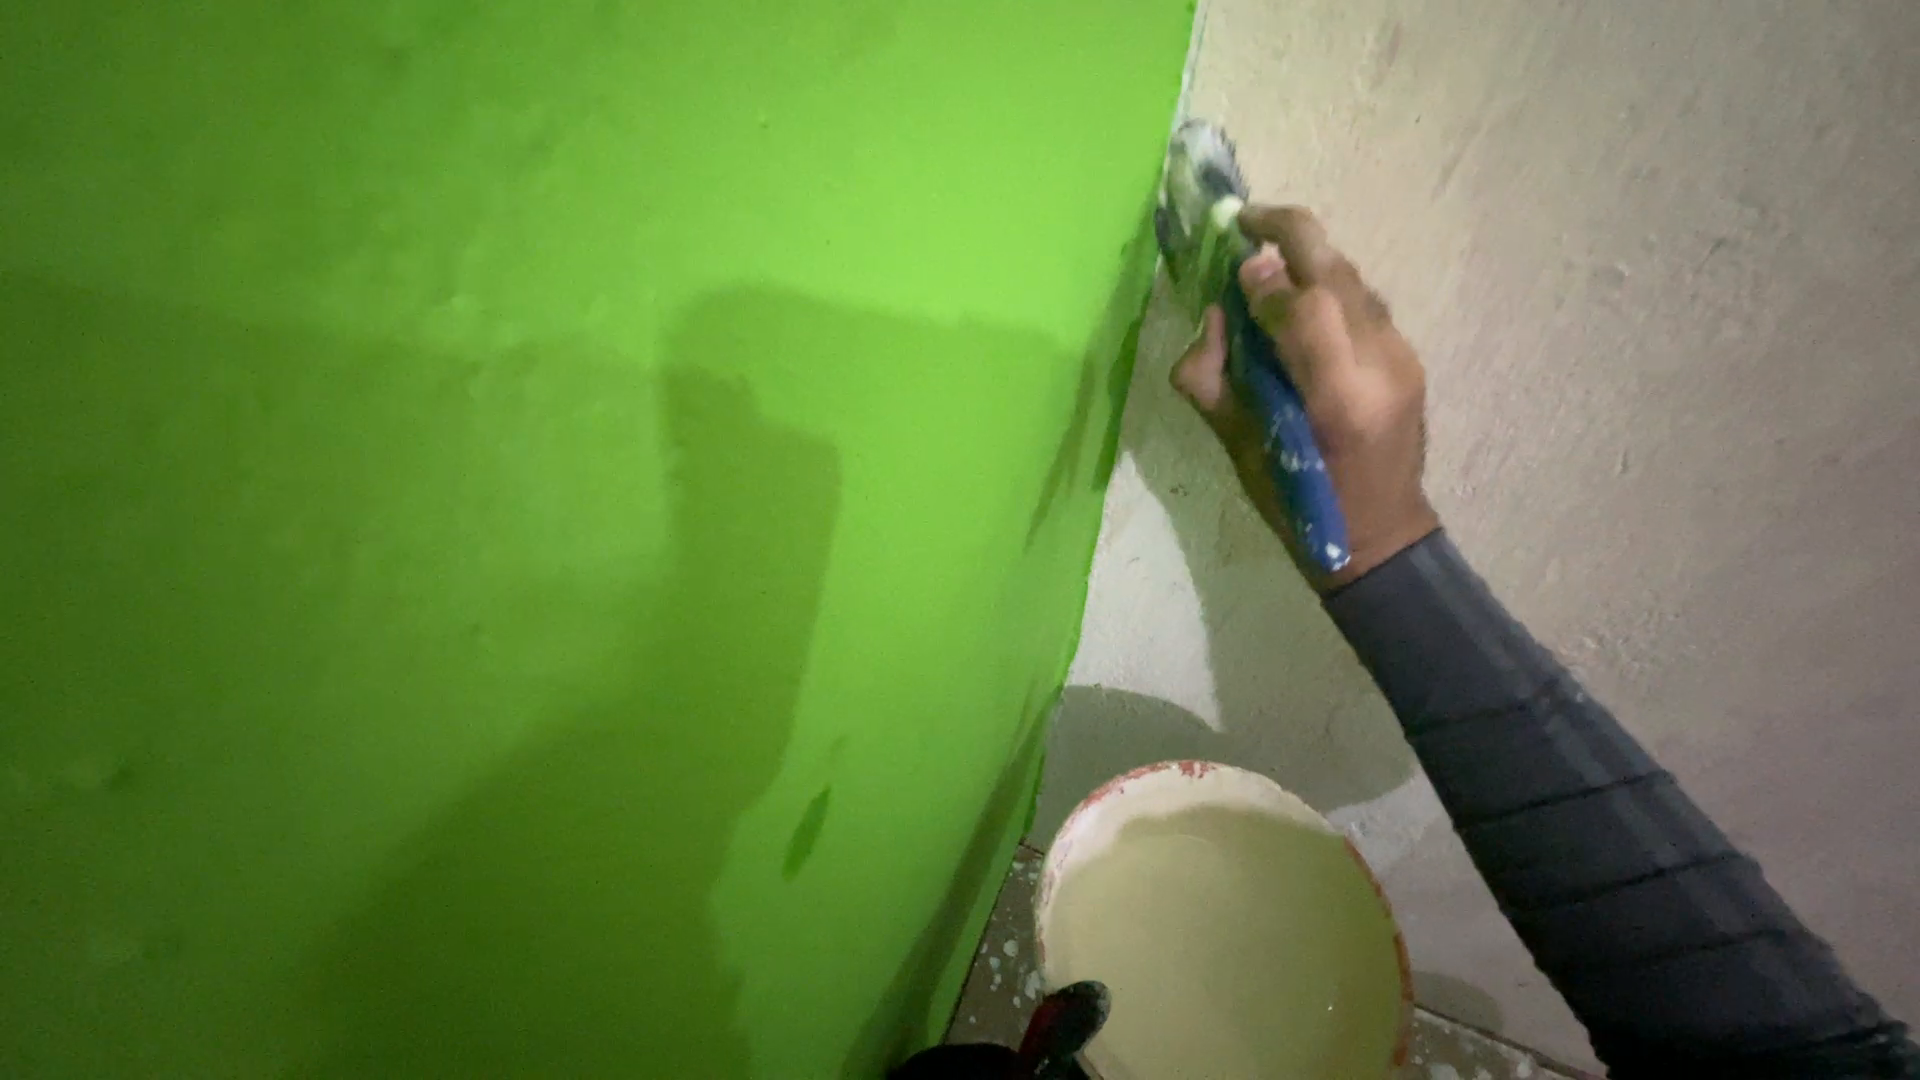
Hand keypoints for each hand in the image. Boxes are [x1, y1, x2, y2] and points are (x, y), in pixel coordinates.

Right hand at [1172, 205, 1438, 592]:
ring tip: (1265, 270)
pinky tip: (1299, 309)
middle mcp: (1381, 363)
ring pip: (1352, 278)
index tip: (1232, 262)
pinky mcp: (1409, 357)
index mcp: (1336, 397)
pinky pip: (1361, 302)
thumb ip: (1212, 380)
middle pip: (1336, 269)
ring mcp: (1403, 356)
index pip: (1304, 302)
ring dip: (1307, 260)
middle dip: (1287, 232)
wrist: (1381, 535)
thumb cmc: (1297, 505)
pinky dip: (1325, 289)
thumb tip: (1215, 313)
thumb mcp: (1238, 451)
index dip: (1263, 275)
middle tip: (1244, 223)